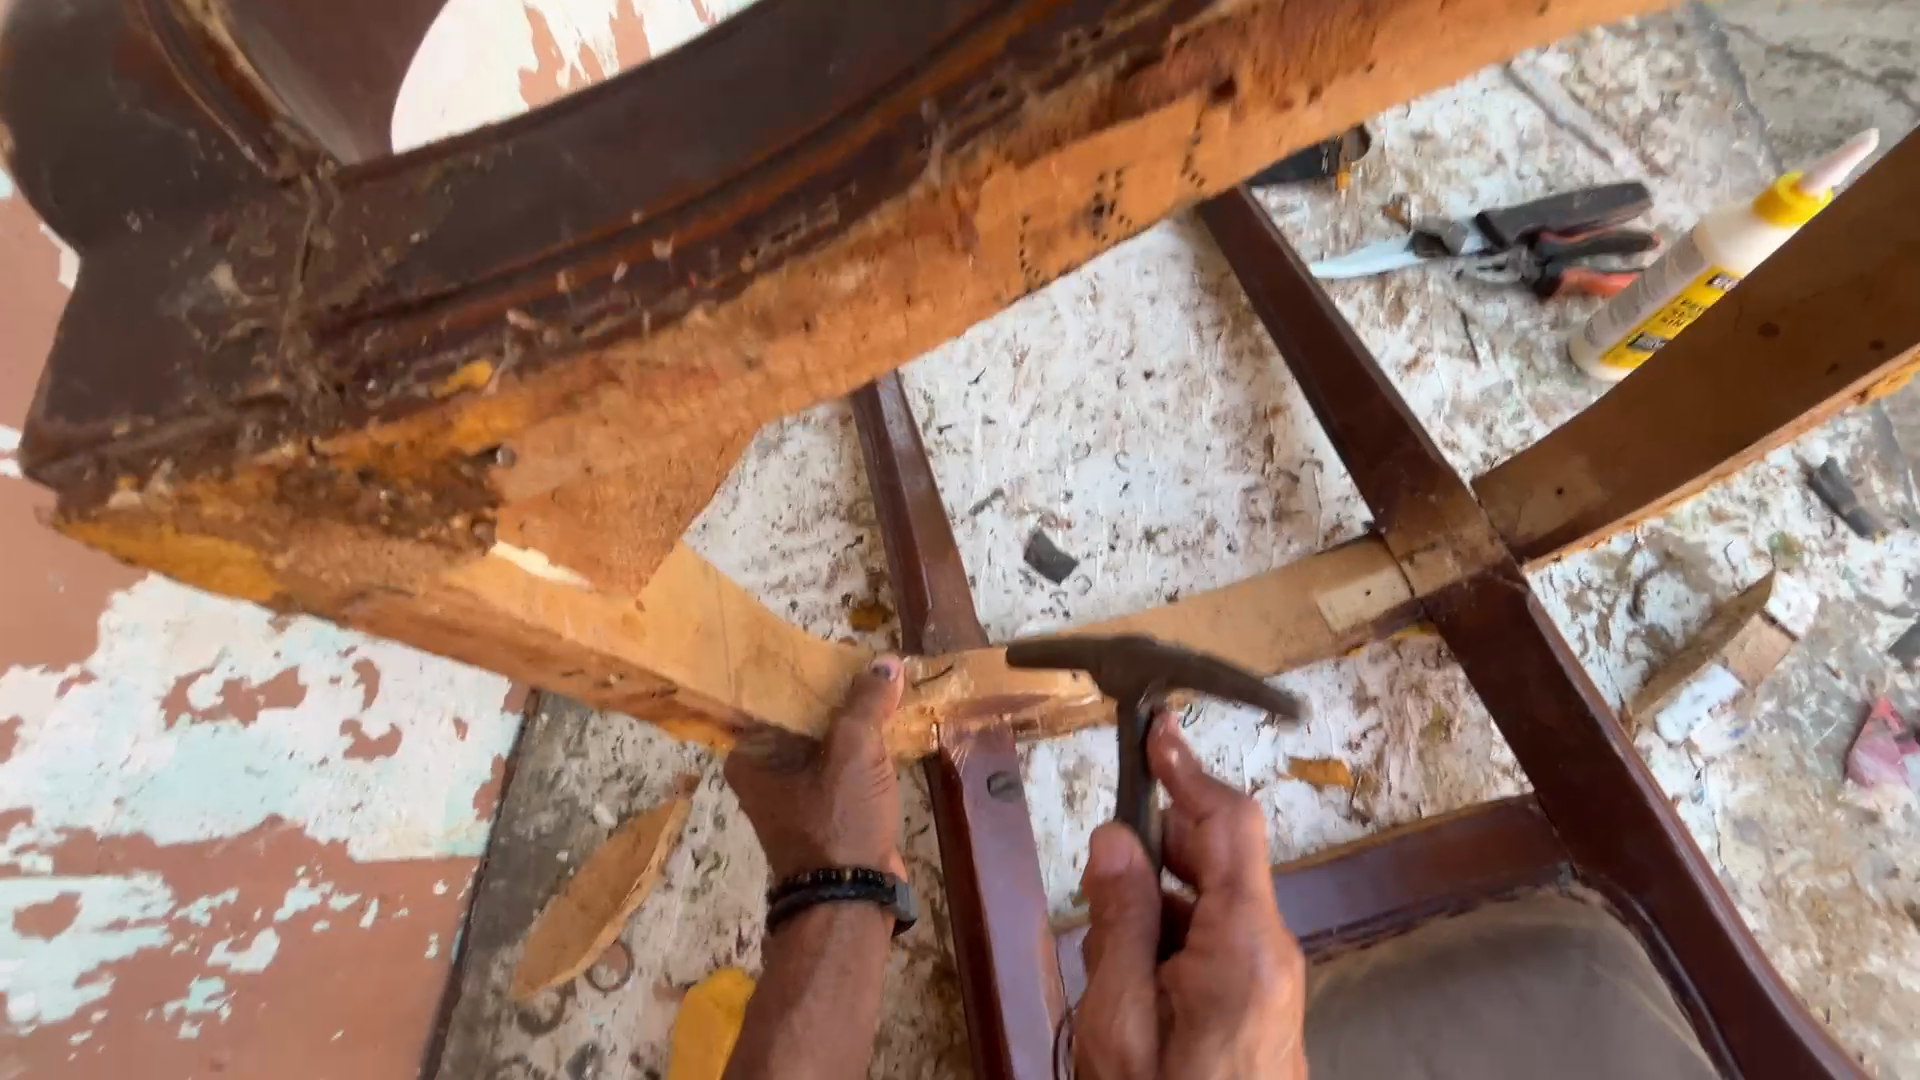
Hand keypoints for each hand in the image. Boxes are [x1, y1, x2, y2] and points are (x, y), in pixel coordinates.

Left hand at [724, 656, 905, 880]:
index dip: (810, 670)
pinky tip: (891, 723)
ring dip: (857, 719)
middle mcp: (765, 770)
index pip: (776, 695)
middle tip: (870, 662)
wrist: (855, 897)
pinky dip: (865, 746)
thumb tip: (886, 662)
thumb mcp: (855, 750)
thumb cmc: (838, 819)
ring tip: (887, 684)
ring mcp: (796, 791)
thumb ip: (868, 701)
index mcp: (751, 754)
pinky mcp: (826, 806)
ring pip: (828, 739)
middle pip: (806, 714)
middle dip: (839, 692)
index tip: (840, 650)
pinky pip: (844, 762)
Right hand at [1076, 713, 1307, 1079]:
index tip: (1155, 730)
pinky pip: (1209, 935)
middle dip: (1156, 843)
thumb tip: (1115, 836)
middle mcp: (1268, 949)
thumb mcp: (1117, 1023)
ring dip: (1153, 896)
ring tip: (1106, 953)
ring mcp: (1267, 976)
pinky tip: (1129, 978)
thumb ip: (1118, 921)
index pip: (1227, 823)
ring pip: (1205, 896)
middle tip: (1100, 871)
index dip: (1189, 769)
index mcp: (1242, 944)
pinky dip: (1166, 931)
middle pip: (1214, 854)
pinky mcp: (1256, 1000)